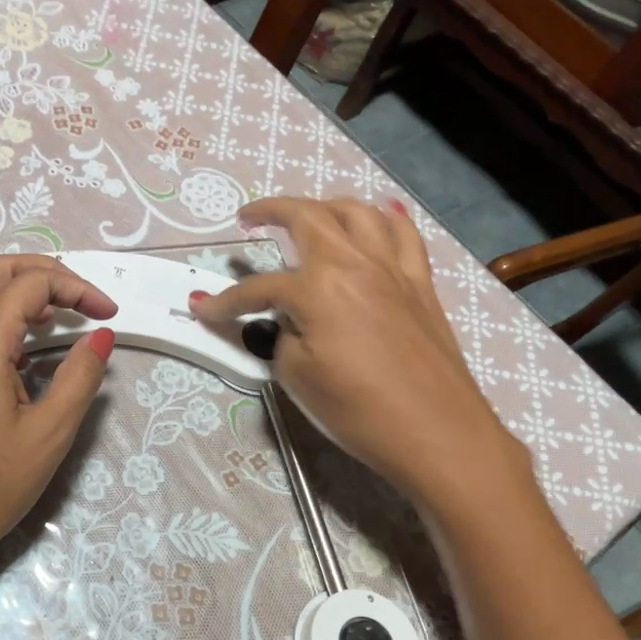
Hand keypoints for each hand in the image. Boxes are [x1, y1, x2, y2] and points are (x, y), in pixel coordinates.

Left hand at [0, 255, 117, 566]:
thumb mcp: (49, 433)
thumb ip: (80, 377)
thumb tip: (102, 335)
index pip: (31, 285)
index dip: (77, 289)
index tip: (108, 316)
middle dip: (45, 273)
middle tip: (83, 299)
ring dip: (18, 290)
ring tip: (56, 317)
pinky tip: (25, 350)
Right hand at [191, 197, 527, 509]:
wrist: (437, 432)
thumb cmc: (359, 410)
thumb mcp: (298, 378)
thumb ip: (280, 338)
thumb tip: (282, 320)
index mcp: (319, 288)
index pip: (260, 287)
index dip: (227, 301)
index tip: (203, 310)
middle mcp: (356, 263)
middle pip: (309, 217)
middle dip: (272, 210)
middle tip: (248, 217)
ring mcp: (393, 269)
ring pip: (358, 213)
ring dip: (325, 206)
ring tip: (308, 217)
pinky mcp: (420, 284)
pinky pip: (404, 234)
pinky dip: (385, 217)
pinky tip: (377, 215)